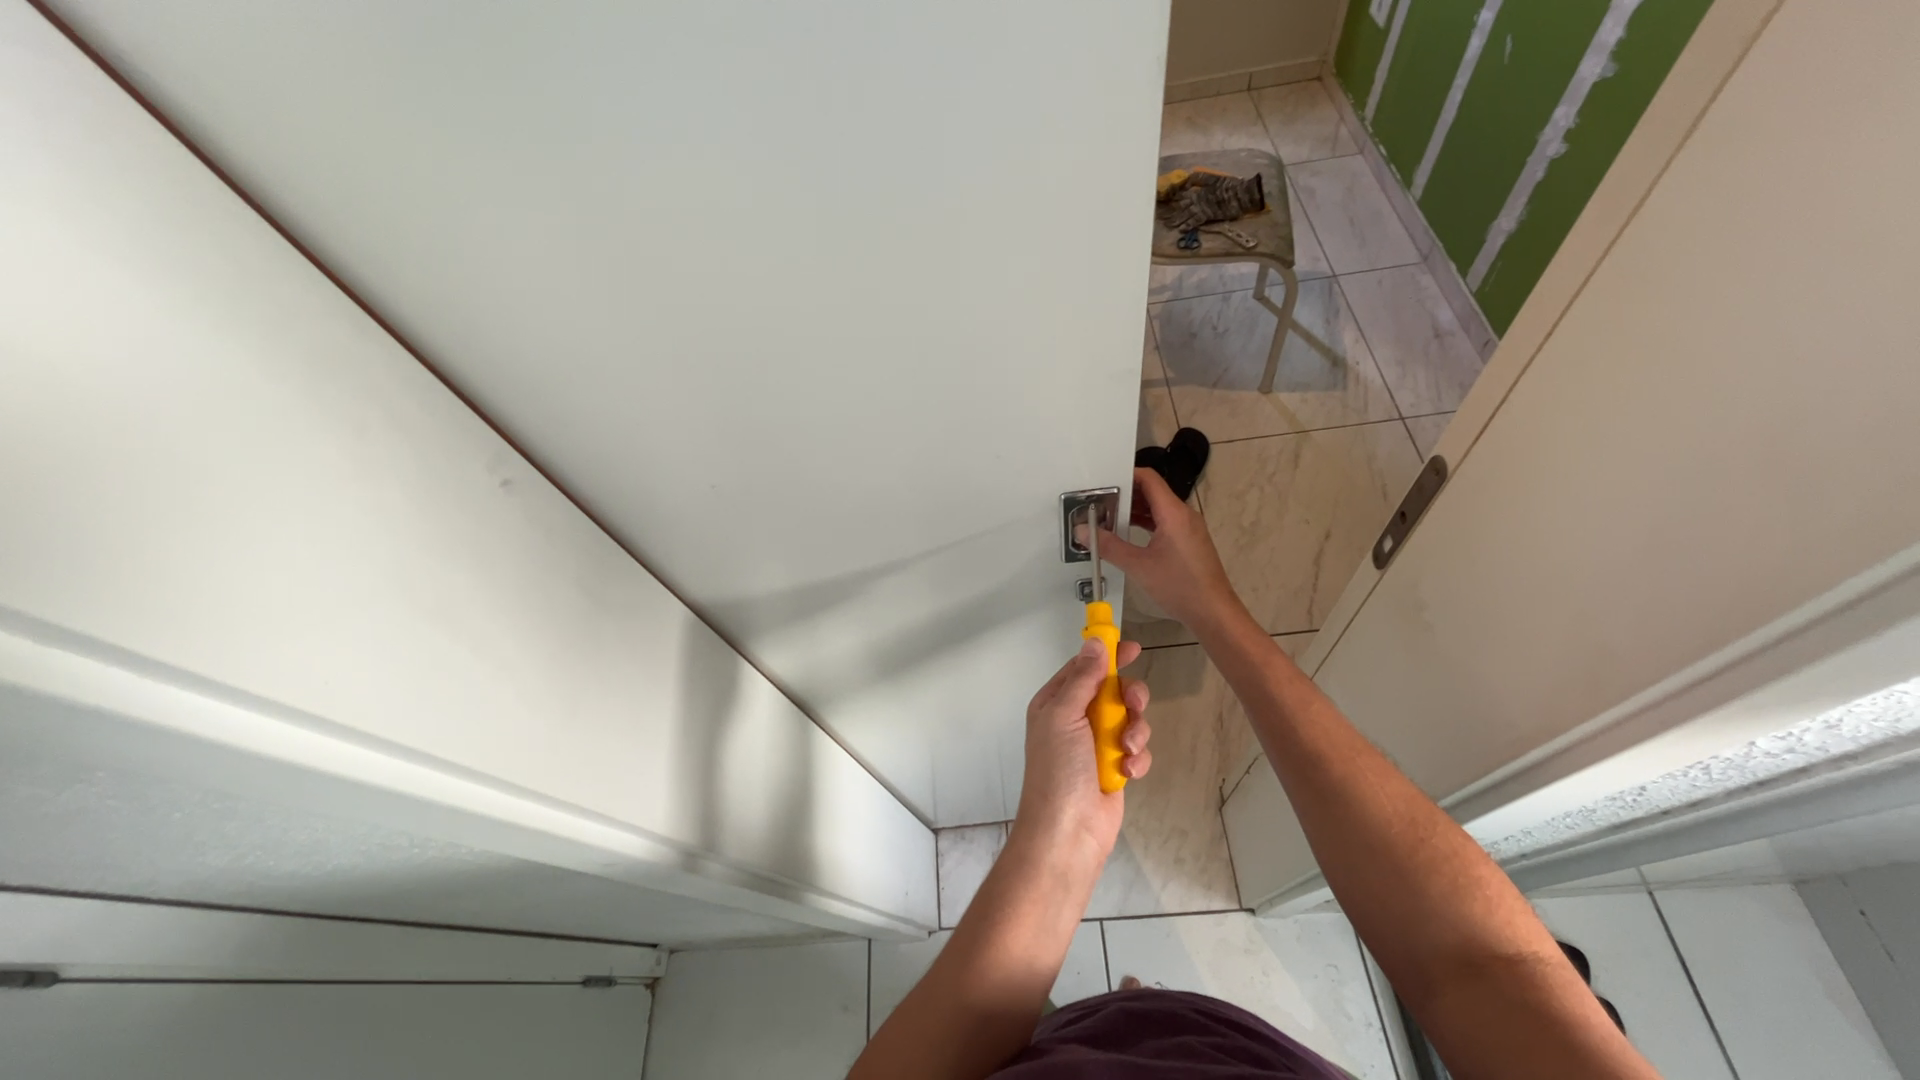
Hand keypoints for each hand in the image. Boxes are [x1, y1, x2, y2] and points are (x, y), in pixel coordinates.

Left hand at [1013, 638, 1151, 860]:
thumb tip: (1095, 642)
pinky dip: (1137, 759)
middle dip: (1130, 697)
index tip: (1134, 648)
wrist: (1068, 832)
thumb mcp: (1064, 716)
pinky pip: (1138, 750)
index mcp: (1055, 703)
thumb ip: (1083, 679)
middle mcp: (1075, 720)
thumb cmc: (1059, 770)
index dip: (1107, 656)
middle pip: (1114, 691)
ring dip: (1136, 732)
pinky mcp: (1116, 768)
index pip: (1083, 668)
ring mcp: (1097, 745)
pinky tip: (1128, 773)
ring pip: (1131, 719)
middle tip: (1134, 705)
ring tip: (1128, 749)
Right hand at [1099, 467, 1241, 631]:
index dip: (1125, 475)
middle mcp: (1183, 514)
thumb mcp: (1138, 566)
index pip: (1148, 479)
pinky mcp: (1189, 541)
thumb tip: (1083, 531)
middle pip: (1152, 492)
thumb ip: (1109, 546)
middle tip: (1099, 503)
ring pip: (1158, 508)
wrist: (1213, 612)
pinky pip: (1164, 522)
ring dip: (1134, 510)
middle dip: (1125, 494)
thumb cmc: (1180, 586)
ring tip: (1108, 519)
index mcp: (1173, 513)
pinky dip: (1145, 523)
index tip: (1102, 483)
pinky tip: (1127, 535)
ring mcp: (1188, 528)